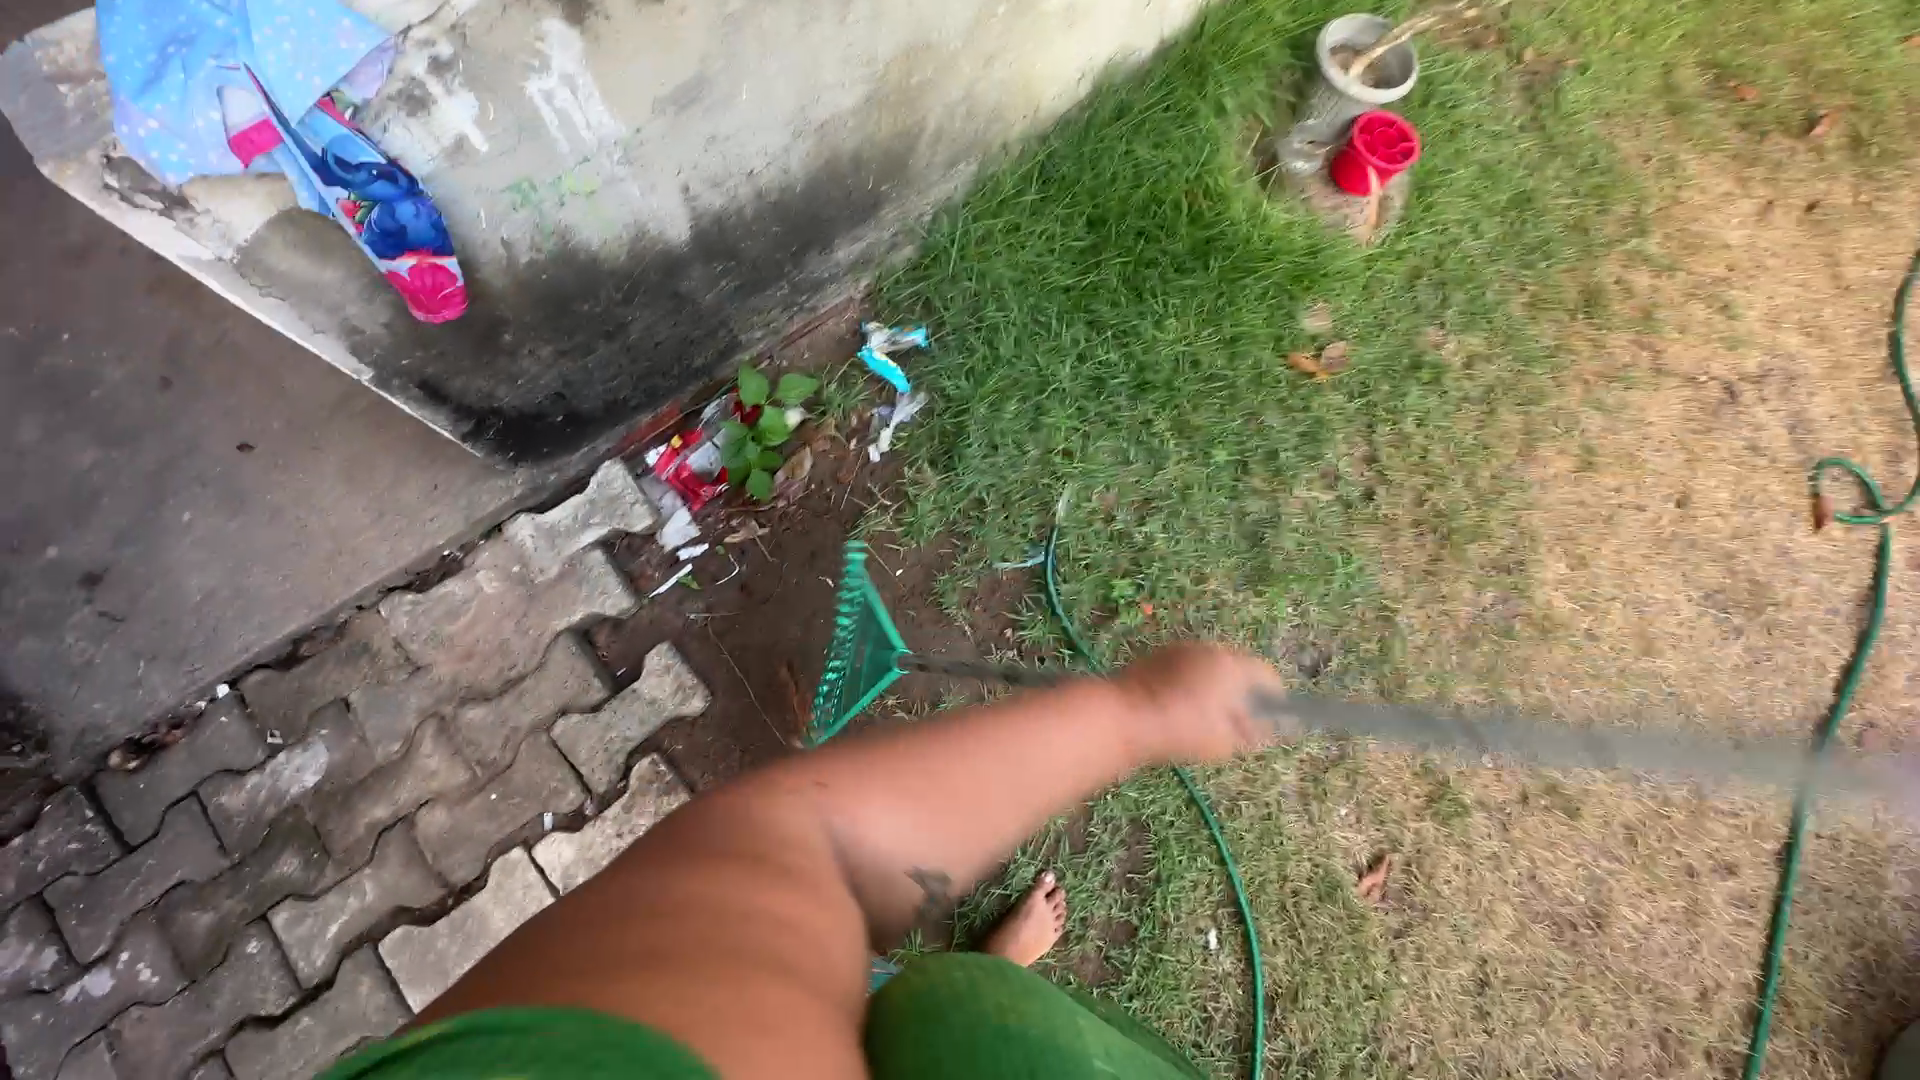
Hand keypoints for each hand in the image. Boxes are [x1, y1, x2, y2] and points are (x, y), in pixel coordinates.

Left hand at [1110, 643, 1286, 763]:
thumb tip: (1261, 728)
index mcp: (1231, 665)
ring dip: (1213, 686)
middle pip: (1236, 667)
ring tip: (1205, 716)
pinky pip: (1184, 668)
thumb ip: (1250, 733)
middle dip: (1241, 691)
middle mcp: (1207, 649)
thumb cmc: (1181, 729)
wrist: (1122, 715)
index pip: (1266, 675)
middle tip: (1237, 720)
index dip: (1273, 697)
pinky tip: (1179, 708)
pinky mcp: (1154, 656)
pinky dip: (1188, 683)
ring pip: (1208, 666)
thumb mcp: (1224, 741)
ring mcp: (1178, 649)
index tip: (1272, 717)